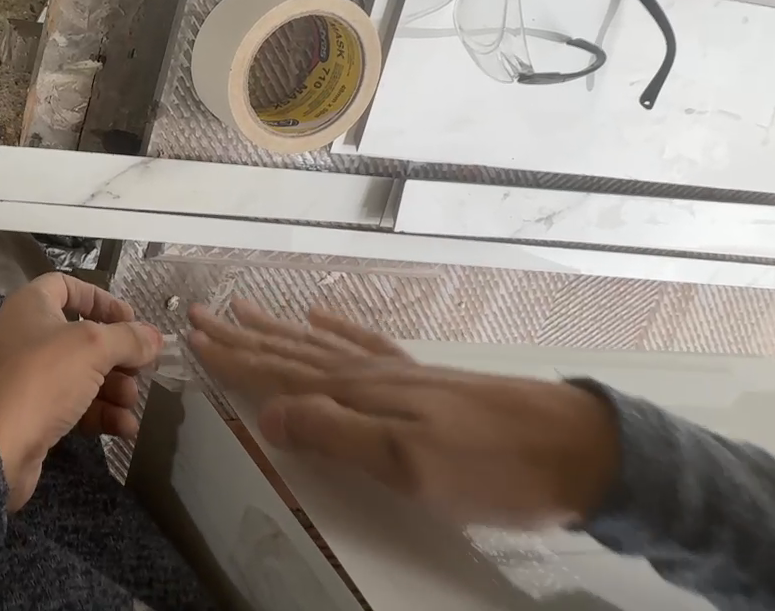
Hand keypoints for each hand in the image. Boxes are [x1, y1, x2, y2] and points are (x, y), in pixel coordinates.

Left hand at [0, 273, 163, 510]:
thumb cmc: (41, 378)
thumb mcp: (91, 347)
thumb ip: (127, 338)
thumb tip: (154, 336)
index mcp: (31, 305)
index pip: (67, 286)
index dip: (100, 299)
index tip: (130, 320)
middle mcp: (27, 335)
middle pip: (82, 335)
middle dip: (116, 355)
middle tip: (140, 371)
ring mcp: (28, 375)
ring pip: (81, 373)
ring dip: (113, 387)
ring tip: (131, 403)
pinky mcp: (32, 412)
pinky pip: (73, 404)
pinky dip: (100, 413)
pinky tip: (123, 428)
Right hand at [188, 300, 619, 527]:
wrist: (583, 451)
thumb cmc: (492, 467)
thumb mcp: (409, 464)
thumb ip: (334, 434)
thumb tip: (266, 416)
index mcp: (354, 395)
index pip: (275, 374)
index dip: (231, 358)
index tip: (191, 338)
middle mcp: (365, 375)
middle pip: (287, 352)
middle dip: (239, 336)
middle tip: (198, 313)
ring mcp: (395, 373)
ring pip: (316, 345)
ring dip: (274, 328)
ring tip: (242, 307)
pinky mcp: (423, 379)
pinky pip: (364, 344)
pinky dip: (336, 329)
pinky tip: (322, 316)